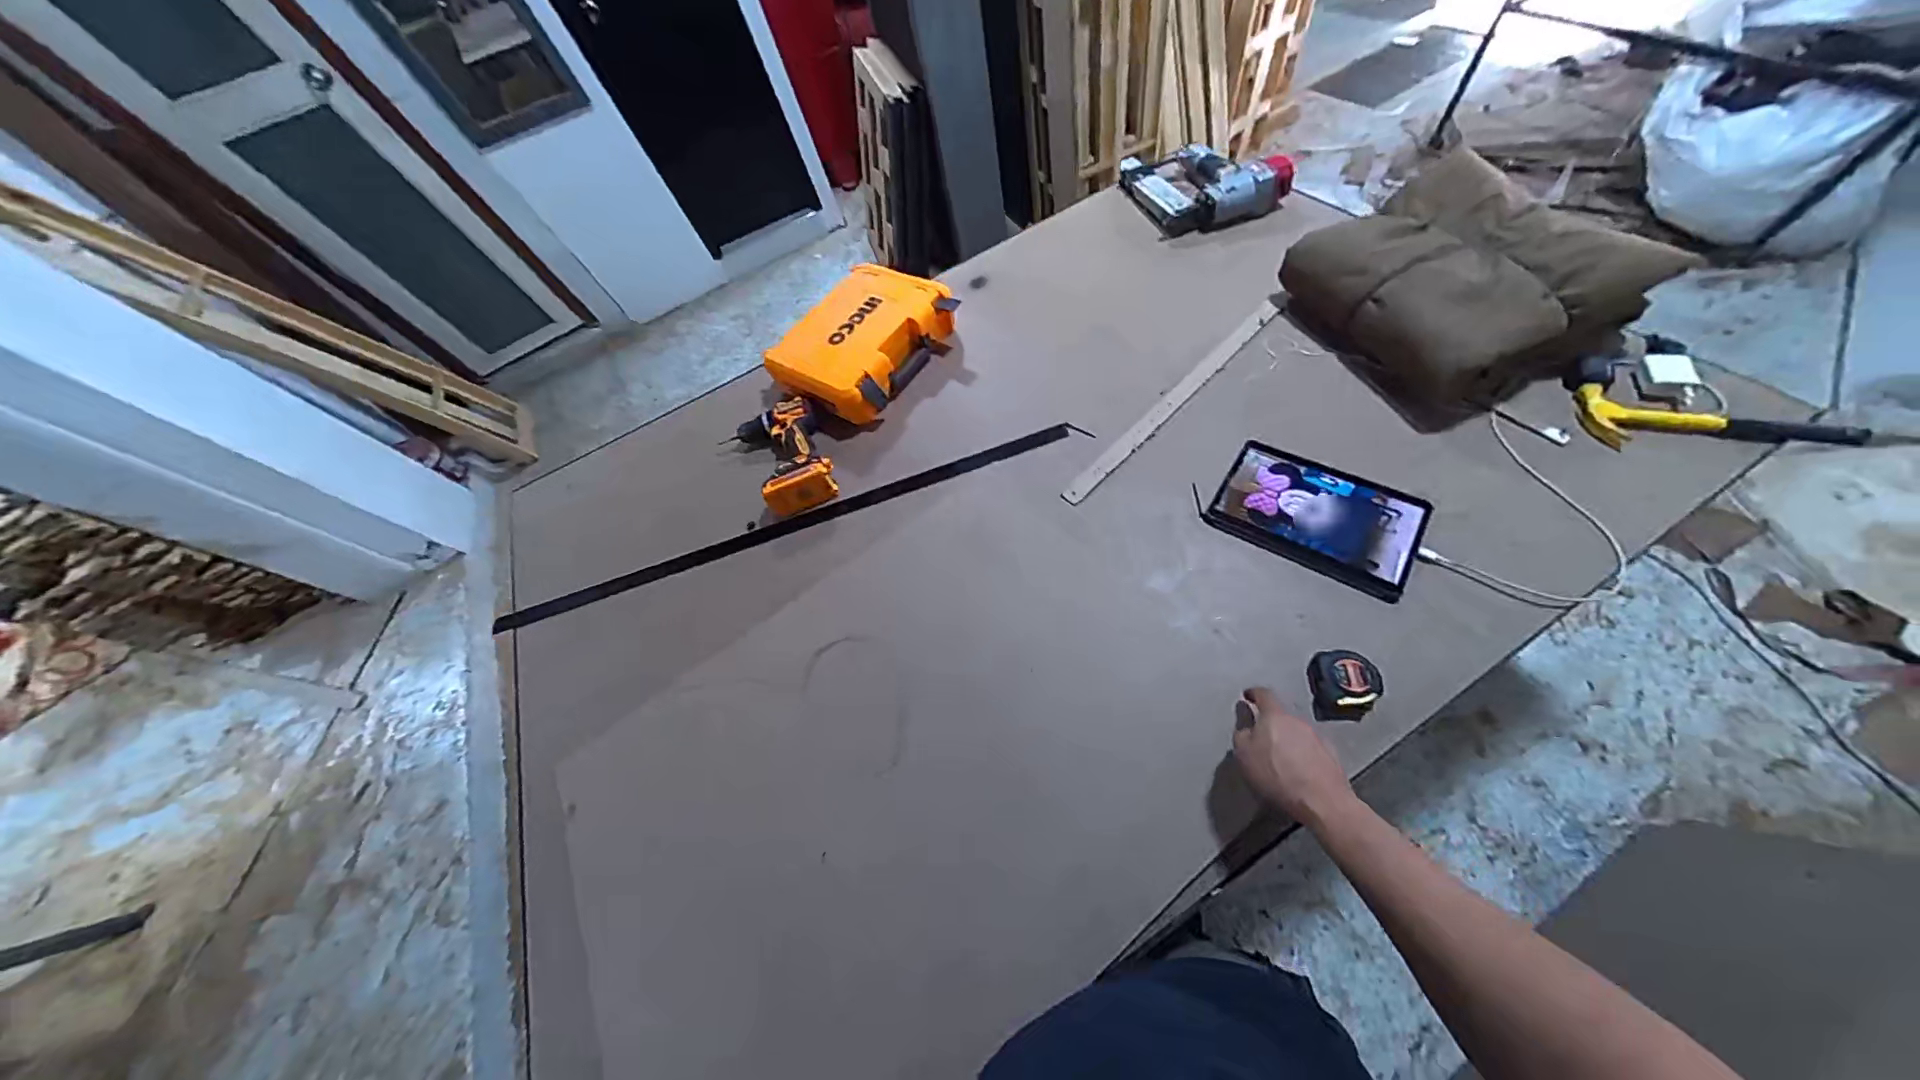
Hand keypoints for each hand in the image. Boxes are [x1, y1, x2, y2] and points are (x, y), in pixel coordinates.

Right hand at [1232, 687, 1357, 823]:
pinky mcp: (1331, 755)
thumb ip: (1242, 733)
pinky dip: (1301, 754)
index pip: (1264, 694)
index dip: (1253, 693)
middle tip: (1260, 739)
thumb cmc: (1277, 776)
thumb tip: (1245, 720)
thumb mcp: (1244, 755)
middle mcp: (1298, 721)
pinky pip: (1310, 748)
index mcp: (1275, 716)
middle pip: (1281, 716)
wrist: (1322, 802)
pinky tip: (1297, 771)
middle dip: (1270, 724)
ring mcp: (1317, 737)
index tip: (1248, 696)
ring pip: (1296, 732)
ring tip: (1279, 760)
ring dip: (1287, 741)